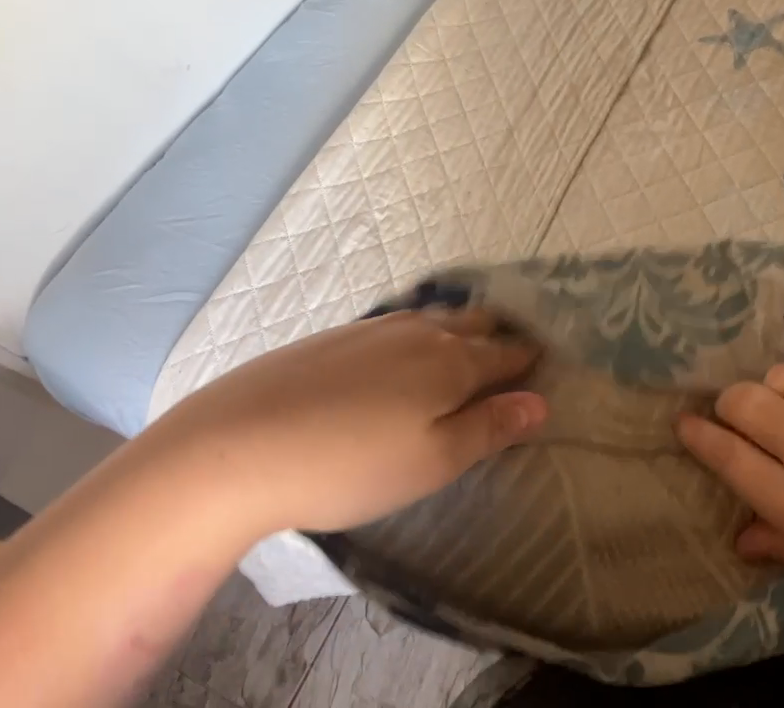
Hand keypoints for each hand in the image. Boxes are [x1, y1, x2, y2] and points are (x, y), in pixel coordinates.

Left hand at [143, 309, 547, 534]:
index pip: (506, 354)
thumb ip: (489, 427)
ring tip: (467, 342)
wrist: (236, 445)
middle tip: (514, 349)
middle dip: (499, 334)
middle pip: (473, 324)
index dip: (530, 360)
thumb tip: (540, 402)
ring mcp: (371, 329)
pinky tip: (401, 351)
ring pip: (432, 320)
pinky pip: (395, 326)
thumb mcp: (432, 461)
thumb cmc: (350, 464)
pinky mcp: (332, 337)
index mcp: (450, 362)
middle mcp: (418, 333)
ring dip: (459, 329)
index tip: (547, 364)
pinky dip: (417, 333)